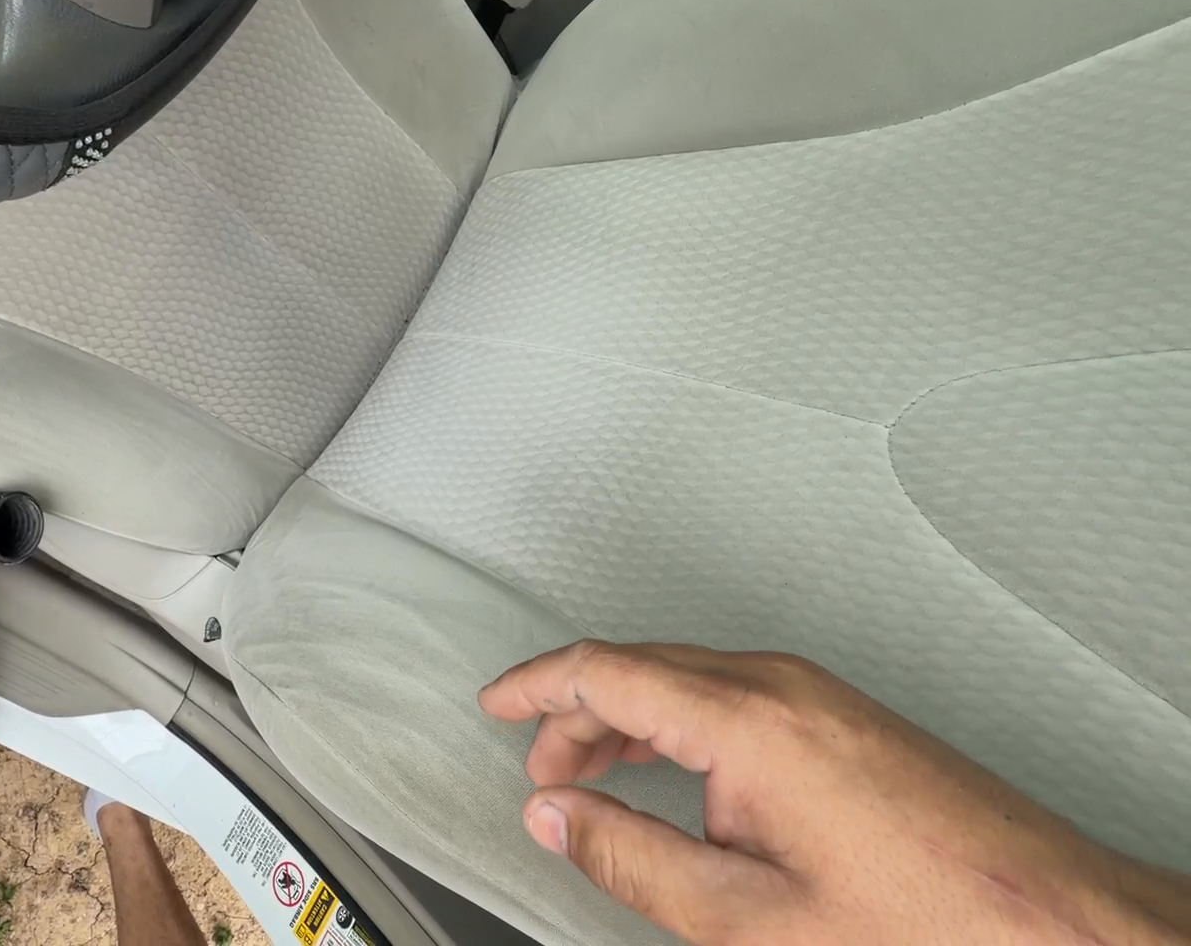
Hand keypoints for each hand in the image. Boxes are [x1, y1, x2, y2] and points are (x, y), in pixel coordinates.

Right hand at [479, 641, 1190, 945]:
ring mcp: (807, 690)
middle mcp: (771, 684)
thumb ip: (630, 857)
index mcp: (744, 719)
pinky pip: (715, 690)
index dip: (534, 685)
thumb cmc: (936, 934)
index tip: (496, 702)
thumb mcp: (751, 921)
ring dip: (618, 715)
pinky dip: (666, 718)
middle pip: (631, 667)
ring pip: (672, 675)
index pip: (600, 670)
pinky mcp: (829, 709)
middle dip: (570, 711)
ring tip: (590, 769)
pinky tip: (664, 762)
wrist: (1090, 940)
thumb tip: (552, 815)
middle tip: (542, 769)